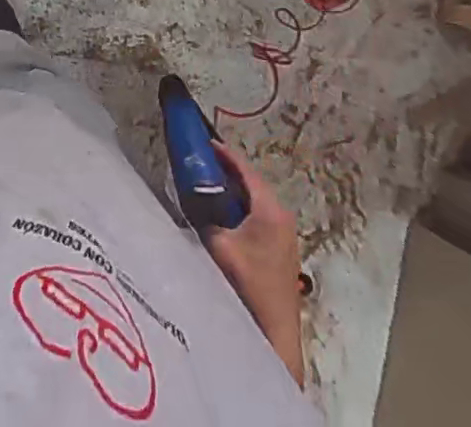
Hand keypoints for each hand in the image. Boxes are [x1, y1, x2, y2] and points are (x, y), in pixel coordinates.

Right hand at [203, 141, 306, 387]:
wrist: (274, 331)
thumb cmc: (248, 283)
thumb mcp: (218, 245)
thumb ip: (204, 215)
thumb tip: (187, 194)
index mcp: (270, 210)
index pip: (245, 170)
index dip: (223, 153)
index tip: (202, 140)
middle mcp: (282, 216)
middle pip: (250, 183)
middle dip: (225, 170)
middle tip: (197, 161)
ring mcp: (284, 234)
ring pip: (253, 200)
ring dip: (230, 190)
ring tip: (203, 183)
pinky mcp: (279, 249)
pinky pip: (256, 215)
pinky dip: (237, 207)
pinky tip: (218, 213)